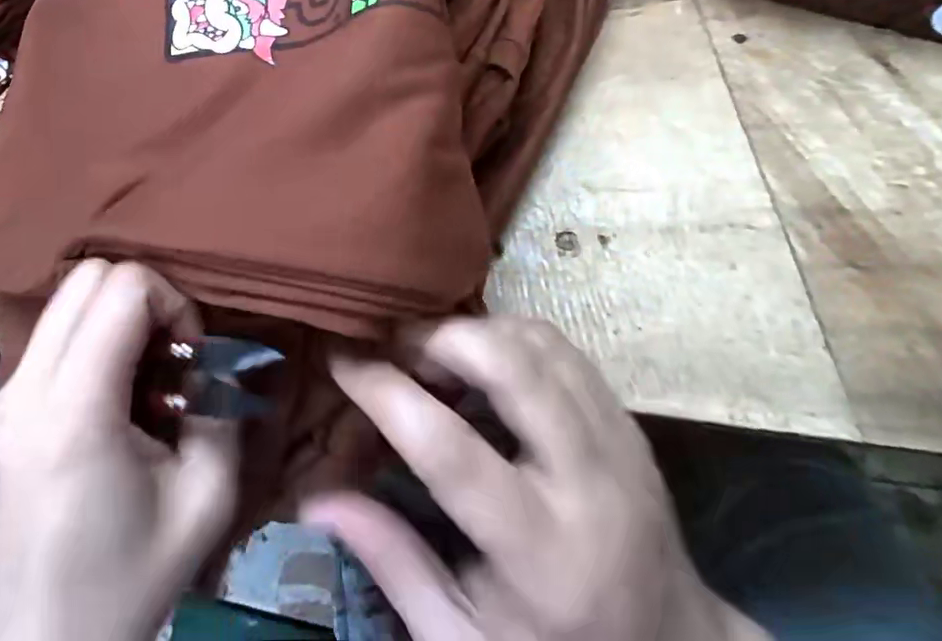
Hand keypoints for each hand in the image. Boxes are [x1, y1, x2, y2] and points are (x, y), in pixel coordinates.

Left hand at [0, 260, 238, 640]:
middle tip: (171, 354)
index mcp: (74, 407)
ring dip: (116, 314)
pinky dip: (91, 336)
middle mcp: (26, 384)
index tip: (191, 356)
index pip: (122, 286)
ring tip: (145, 373)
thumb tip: (216, 366)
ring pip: (65, 298)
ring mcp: (4, 393)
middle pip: (87, 274)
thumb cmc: (126, 581)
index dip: (172, 302)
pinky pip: (51, 333)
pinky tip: (113, 395)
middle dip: (144, 297)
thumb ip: (222, 414)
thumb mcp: (205, 501)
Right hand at [303, 318, 768, 640]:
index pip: (449, 449)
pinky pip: (561, 348)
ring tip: (429, 353)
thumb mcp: (461, 638)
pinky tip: (477, 359)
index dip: (383, 391)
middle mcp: (588, 484)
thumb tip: (315, 500)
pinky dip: (506, 335)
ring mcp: (619, 444)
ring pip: (538, 342)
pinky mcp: (627, 421)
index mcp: (542, 553)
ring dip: (471, 330)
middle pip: (510, 366)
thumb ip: (392, 562)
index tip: (339, 359)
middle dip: (436, 337)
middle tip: (390, 347)